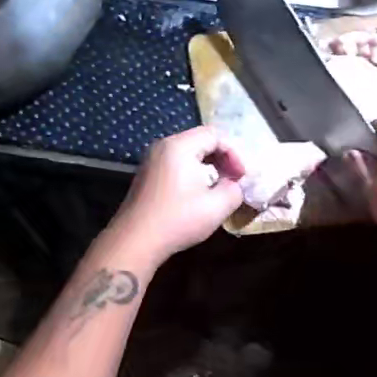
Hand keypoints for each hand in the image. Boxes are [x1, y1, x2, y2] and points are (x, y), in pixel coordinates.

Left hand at [103, 126, 244, 265]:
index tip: (241, 176)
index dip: (234, 153)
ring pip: (188, 153)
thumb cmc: (178, 220)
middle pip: (200, 140)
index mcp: (179, 146)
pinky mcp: (147, 175)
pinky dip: (192, 173)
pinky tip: (199, 193)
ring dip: (208, 166)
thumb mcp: (217, 207)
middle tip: (234, 179)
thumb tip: (233, 185)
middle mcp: (163, 146)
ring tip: (220, 187)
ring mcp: (151, 160)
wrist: (135, 241)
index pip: (215, 135)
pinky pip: (176, 164)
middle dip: (222, 158)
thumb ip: (234, 190)